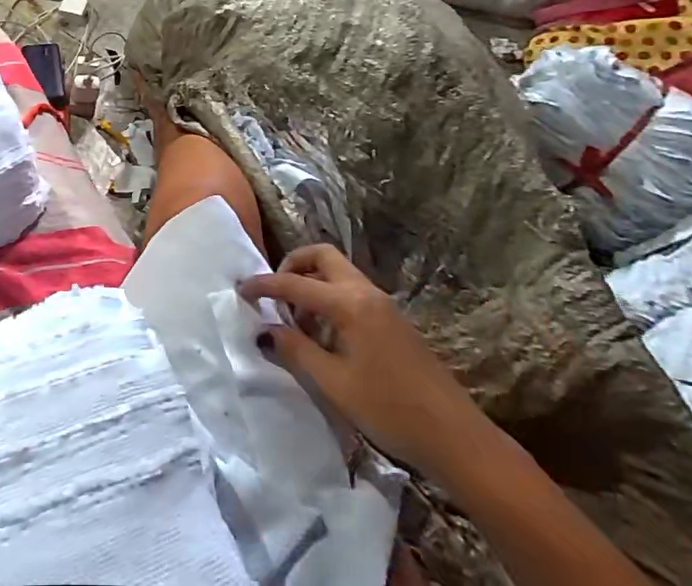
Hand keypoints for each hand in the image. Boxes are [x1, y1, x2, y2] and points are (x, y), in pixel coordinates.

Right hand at [240, 244, 489, 474]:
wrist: (451, 433)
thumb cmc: (388, 409)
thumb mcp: (333, 383)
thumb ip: (296, 350)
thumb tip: (264, 329)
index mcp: (349, 303)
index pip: (296, 283)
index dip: (265, 285)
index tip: (240, 290)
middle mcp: (366, 292)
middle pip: (323, 257)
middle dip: (293, 265)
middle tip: (273, 295)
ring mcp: (382, 303)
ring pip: (338, 273)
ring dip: (312, 283)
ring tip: (294, 322)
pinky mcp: (391, 319)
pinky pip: (351, 291)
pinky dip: (329, 298)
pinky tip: (322, 335)